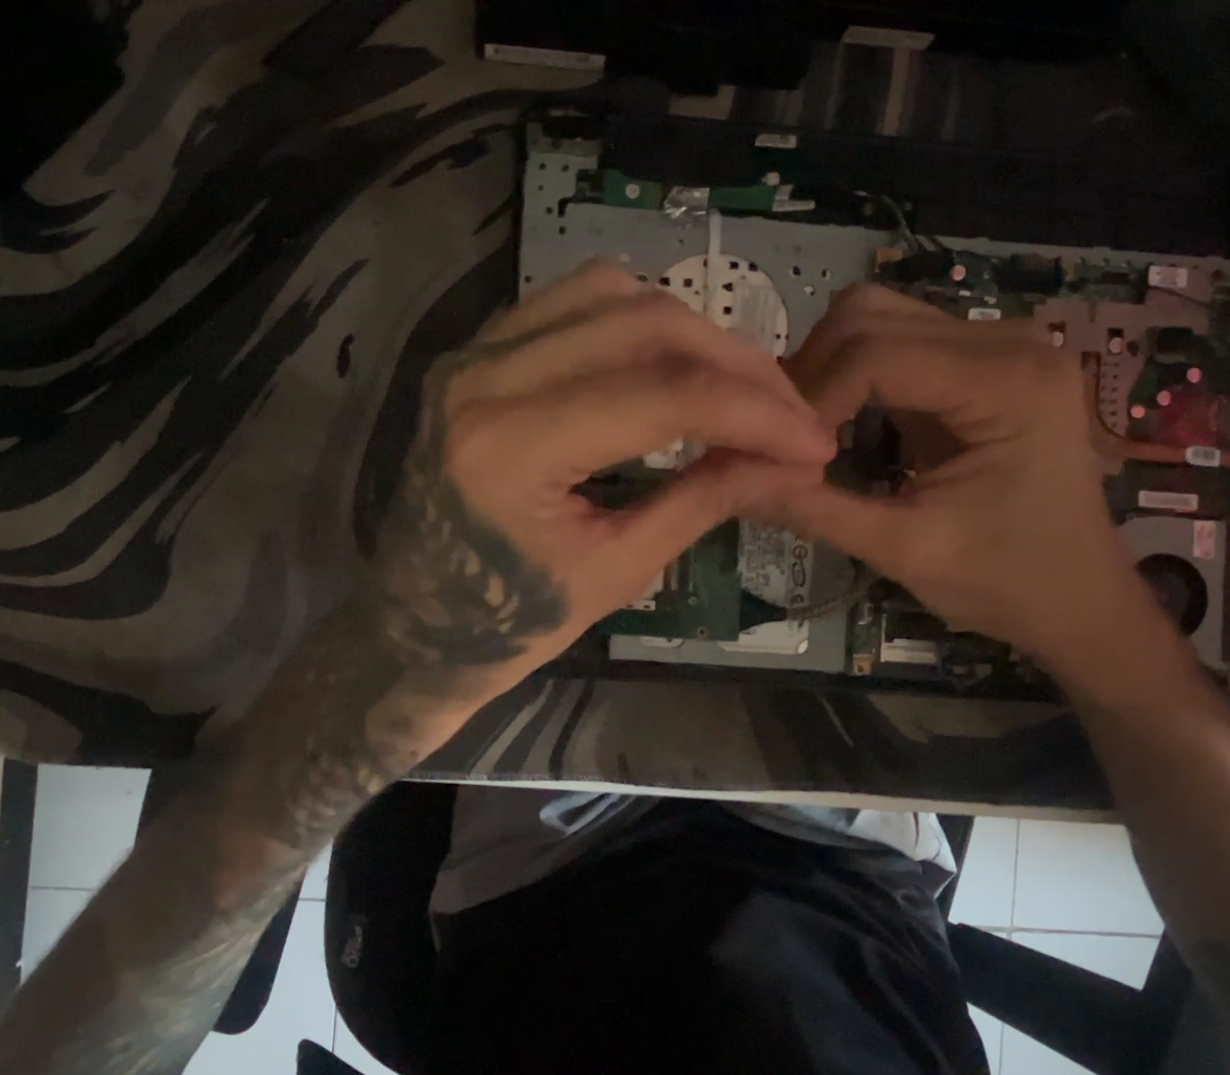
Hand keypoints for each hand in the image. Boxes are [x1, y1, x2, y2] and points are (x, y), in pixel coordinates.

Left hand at [369, 262, 836, 712]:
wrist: (414, 625)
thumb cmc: (508, 622)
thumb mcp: (616, 571)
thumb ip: (704, 500)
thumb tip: (793, 461)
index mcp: (510, 448)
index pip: (662, 395)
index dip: (755, 412)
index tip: (814, 442)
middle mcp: (483, 378)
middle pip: (643, 324)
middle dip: (736, 364)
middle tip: (789, 411)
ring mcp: (471, 355)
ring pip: (609, 294)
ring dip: (689, 331)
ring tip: (738, 386)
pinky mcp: (474, 352)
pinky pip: (569, 302)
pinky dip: (635, 319)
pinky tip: (672, 362)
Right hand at [771, 284, 1172, 682]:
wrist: (1080, 602)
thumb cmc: (1006, 582)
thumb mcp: (903, 550)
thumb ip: (813, 508)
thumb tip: (725, 477)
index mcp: (1007, 382)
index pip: (874, 353)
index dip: (808, 400)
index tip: (774, 457)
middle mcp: (1007, 341)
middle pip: (868, 315)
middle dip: (811, 374)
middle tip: (782, 442)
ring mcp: (997, 345)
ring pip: (874, 318)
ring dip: (825, 369)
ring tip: (803, 434)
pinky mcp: (980, 362)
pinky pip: (894, 341)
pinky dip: (849, 374)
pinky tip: (834, 423)